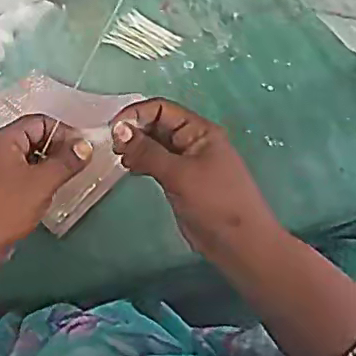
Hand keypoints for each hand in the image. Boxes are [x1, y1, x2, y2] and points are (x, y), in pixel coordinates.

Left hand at [0, 114, 92, 260]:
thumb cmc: (5, 208)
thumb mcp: (42, 183)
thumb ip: (66, 162)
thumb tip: (84, 146)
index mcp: (3, 138)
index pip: (38, 122)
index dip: (63, 131)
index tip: (84, 148)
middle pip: (32, 137)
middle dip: (57, 149)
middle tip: (80, 164)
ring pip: (27, 158)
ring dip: (47, 165)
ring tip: (68, 178)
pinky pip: (19, 174)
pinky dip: (35, 179)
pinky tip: (48, 193)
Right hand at [110, 99, 282, 258]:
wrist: (241, 246)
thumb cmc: (215, 203)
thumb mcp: (179, 174)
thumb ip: (147, 151)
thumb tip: (119, 130)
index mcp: (199, 131)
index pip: (162, 109)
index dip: (136, 114)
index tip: (114, 129)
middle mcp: (192, 141)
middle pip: (156, 124)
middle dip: (134, 130)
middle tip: (115, 148)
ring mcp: (186, 161)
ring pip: (154, 143)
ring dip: (135, 146)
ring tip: (122, 160)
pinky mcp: (180, 179)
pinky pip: (155, 161)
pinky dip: (141, 161)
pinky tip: (130, 169)